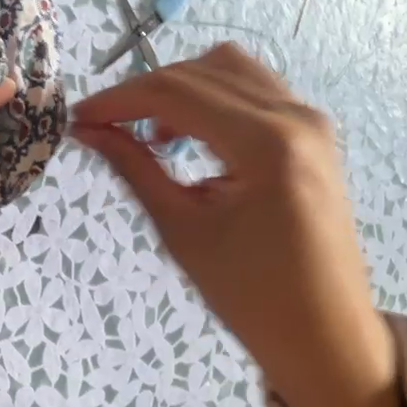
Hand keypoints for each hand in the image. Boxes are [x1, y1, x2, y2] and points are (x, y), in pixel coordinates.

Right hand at [72, 45, 401, 406]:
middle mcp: (294, 116)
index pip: (175, 93)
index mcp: (266, 143)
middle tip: (104, 124)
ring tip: (150, 130)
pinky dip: (210, 96)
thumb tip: (86, 129)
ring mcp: (309, 119)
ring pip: (227, 67)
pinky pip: (251, 86)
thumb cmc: (252, 296)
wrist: (328, 339)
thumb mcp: (181, 229)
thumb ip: (133, 166)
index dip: (119, 100)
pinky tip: (188, 133)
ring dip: (179, 88)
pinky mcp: (312, 130)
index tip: (78, 117)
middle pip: (198, 72)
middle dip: (143, 92)